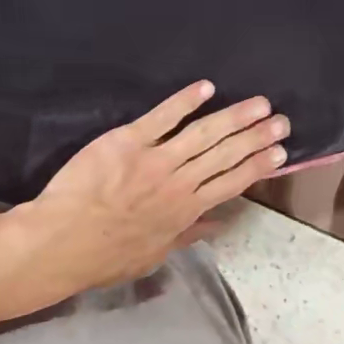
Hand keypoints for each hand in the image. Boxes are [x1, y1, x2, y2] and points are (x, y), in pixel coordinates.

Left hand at [24, 80, 288, 289]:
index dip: (258, 165)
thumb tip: (217, 225)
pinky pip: (161, 117)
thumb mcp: (153, 255)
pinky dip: (184, 101)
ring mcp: (155, 159)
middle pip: (225, 154)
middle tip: (282, 120)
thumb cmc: (104, 255)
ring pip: (204, 134)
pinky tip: (206, 87)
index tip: (281, 152)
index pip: (232, 183)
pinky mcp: (128, 141)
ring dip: (234, 117)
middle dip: (257, 137)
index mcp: (186, 210)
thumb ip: (187, 236)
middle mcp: (179, 182)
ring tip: (260, 104)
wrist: (61, 242)